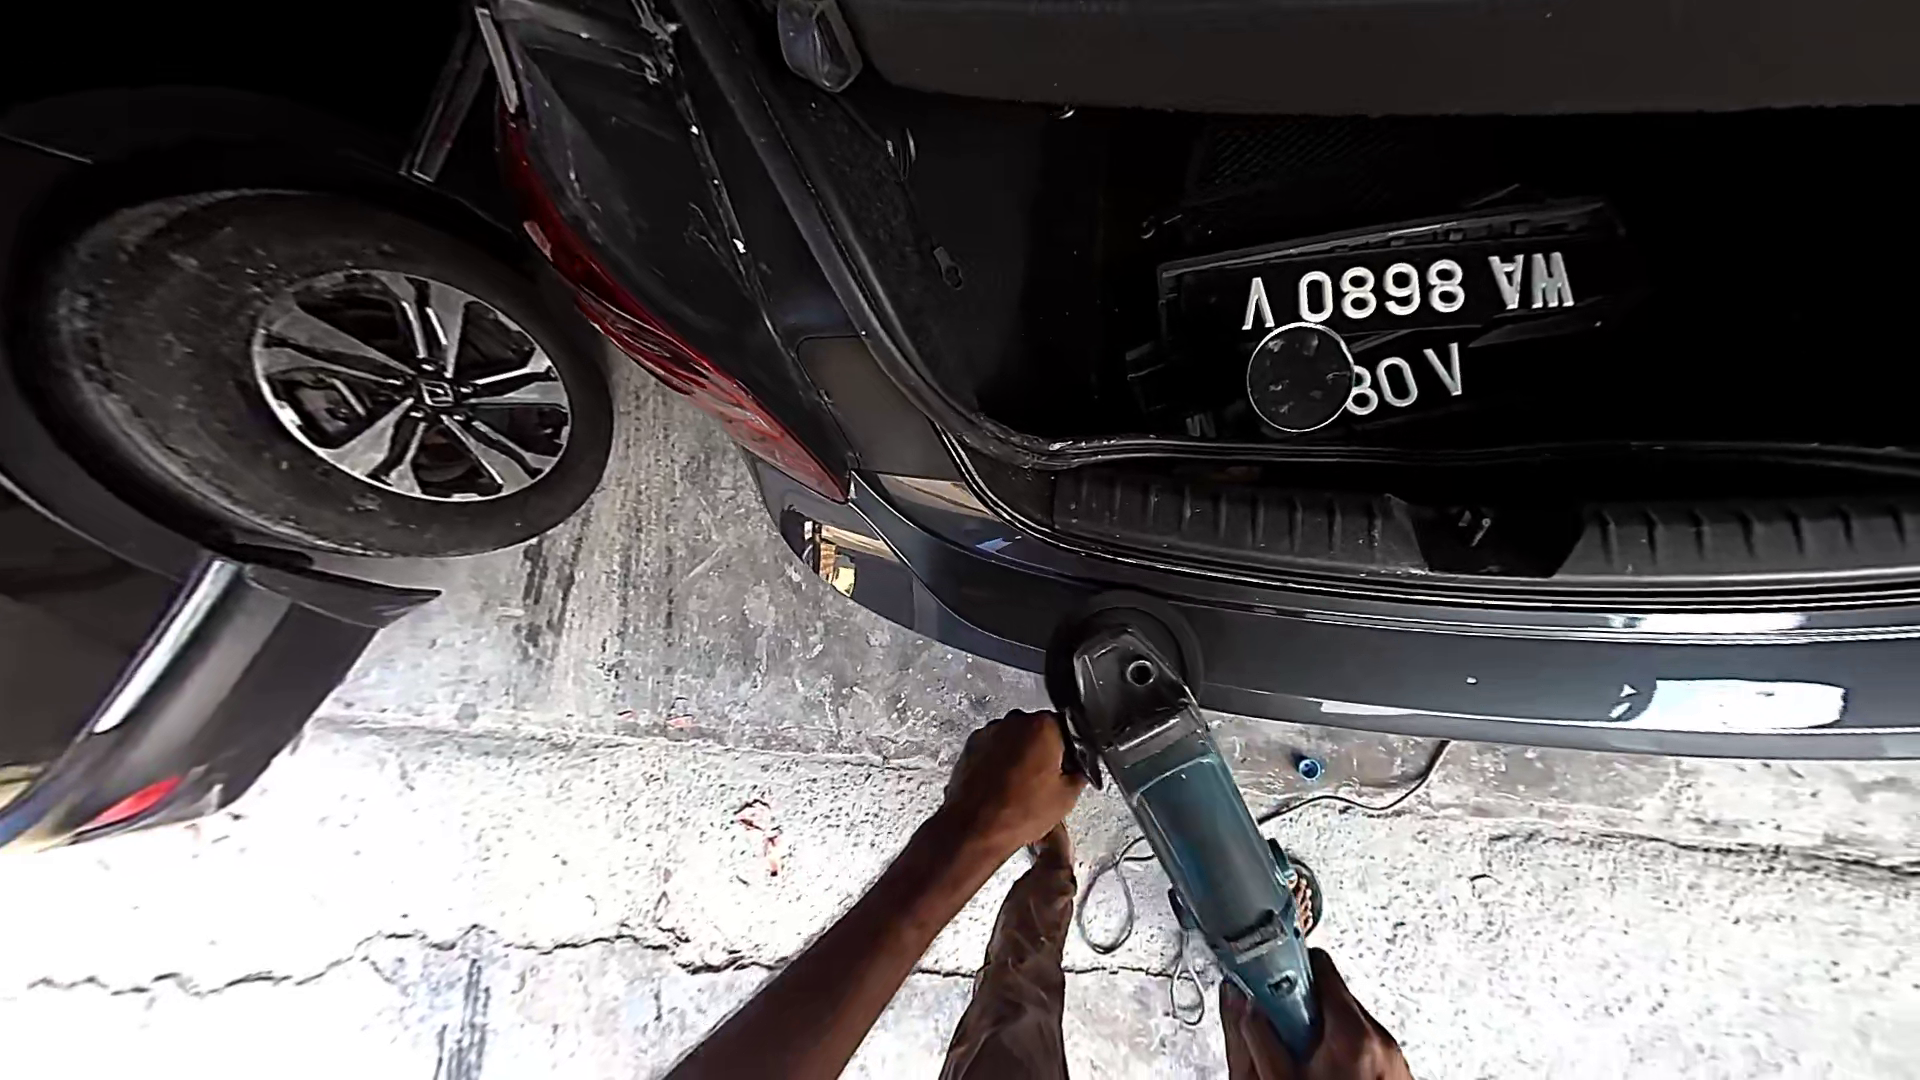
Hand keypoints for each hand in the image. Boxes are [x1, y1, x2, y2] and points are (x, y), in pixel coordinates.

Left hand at [938, 709, 1084, 854]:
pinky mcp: (972, 743)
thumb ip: (1079, 774)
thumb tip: (1078, 770)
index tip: (1067, 767)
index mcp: (1043, 727)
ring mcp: (991, 731)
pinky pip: (993, 747)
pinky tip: (1002, 786)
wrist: (975, 827)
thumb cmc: (1019, 812)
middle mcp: (1015, 721)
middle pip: (1038, 730)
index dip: (1068, 750)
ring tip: (1019, 787)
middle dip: (1042, 751)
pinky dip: (998, 761)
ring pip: (1014, 738)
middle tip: (1044, 780)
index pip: (1065, 728)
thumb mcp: (1066, 798)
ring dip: (1019, 755)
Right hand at [1222, 950, 1411, 1079]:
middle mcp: (1381, 1042)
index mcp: (1354, 1035)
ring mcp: (1395, 1063)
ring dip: (1319, 1031)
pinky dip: (1340, 1053)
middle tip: (1282, 1034)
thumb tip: (1237, 997)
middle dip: (1300, 1007)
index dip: (1286, 973)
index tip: (1268, 988)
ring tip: (1303, 1064)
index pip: (1317, 964)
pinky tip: (1324, 1077)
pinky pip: (1362, 1046)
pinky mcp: (1399, 1077)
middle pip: (1329, 992)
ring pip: (1344, 1020)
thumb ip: (1251, 1032)